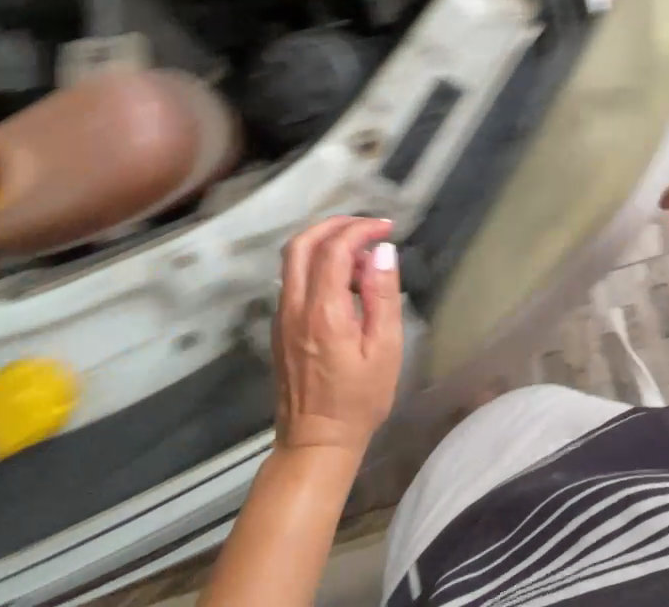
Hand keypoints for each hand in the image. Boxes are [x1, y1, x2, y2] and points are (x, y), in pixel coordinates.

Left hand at [273, 216, 405, 456]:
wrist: (316, 442)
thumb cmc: (359, 399)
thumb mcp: (385, 347)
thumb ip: (382, 295)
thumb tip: (383, 252)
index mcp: (323, 312)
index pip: (334, 249)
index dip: (361, 229)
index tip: (387, 228)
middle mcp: (294, 308)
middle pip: (300, 244)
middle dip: (335, 225)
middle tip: (367, 228)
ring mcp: (282, 318)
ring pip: (293, 261)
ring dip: (326, 244)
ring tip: (362, 257)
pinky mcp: (281, 328)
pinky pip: (294, 281)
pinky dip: (318, 265)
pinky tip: (346, 282)